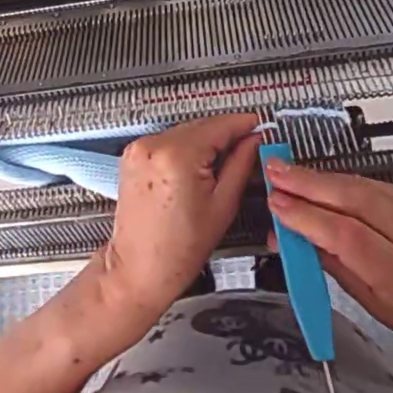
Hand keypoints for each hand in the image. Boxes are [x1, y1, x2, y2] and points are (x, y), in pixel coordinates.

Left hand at [103, 113, 262, 314]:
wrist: (139, 269)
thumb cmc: (179, 247)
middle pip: (201, 125)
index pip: (219, 125)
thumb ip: (241, 164)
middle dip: (225, 133)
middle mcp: (154, 145)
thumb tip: (254, 140)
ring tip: (224, 161)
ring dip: (205, 140)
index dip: (243, 124)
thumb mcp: (223, 204)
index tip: (260, 125)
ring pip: (185, 131)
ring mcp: (139, 149)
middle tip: (249, 144)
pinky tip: (197, 166)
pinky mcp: (133, 156)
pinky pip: (168, 141)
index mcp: (178, 155)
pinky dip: (185, 147)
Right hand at [264, 160, 392, 350]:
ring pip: (362, 184)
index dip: (309, 217)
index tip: (278, 205)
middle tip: (275, 173)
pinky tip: (317, 179)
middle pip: (356, 199)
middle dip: (309, 183)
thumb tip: (285, 233)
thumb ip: (326, 260)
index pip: (349, 236)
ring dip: (320, 177)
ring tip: (287, 172)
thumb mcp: (364, 298)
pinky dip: (340, 181)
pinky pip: (372, 182)